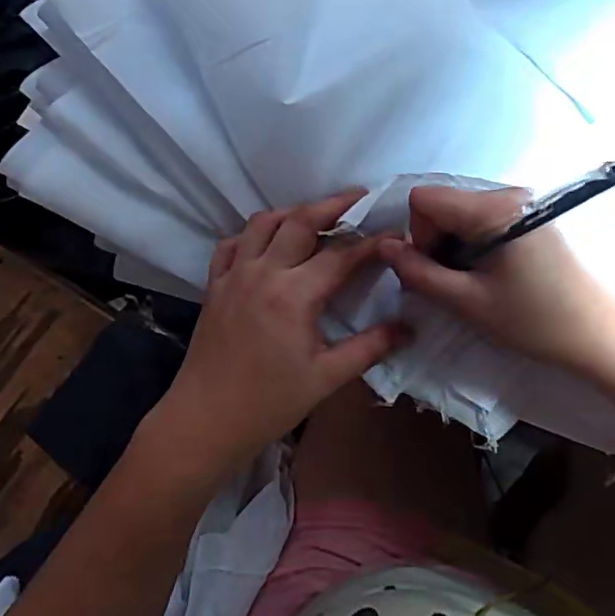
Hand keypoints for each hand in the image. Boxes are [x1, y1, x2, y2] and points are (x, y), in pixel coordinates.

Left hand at [138, 189, 408, 478]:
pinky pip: (230, 244)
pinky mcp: (214, 285)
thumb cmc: (269, 402)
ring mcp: (233, 275)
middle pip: (299, 221)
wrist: (206, 417)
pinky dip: (250, 234)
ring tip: (314, 215)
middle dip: (332, 205)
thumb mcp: (326, 378)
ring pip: (261, 224)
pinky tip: (265, 243)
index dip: (371, 242)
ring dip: (291, 212)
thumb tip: (408, 328)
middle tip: (358, 197)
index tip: (394, 233)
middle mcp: (261, 273)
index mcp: (293, 295)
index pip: (340, 255)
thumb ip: (369, 348)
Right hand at [380, 184, 614, 377]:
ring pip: (458, 212)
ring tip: (468, 281)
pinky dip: (470, 243)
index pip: (424, 199)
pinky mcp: (531, 217)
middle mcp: (508, 195)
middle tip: (447, 282)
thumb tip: (383, 247)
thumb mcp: (466, 302)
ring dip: (450, 244)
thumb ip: (418, 272)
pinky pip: (480, 219)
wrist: (603, 336)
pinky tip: (487, 273)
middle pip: (441, 204)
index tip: (432, 269)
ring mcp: (523, 204)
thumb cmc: (535, 320)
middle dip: (432, 241)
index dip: (416, 234)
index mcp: (493, 210)